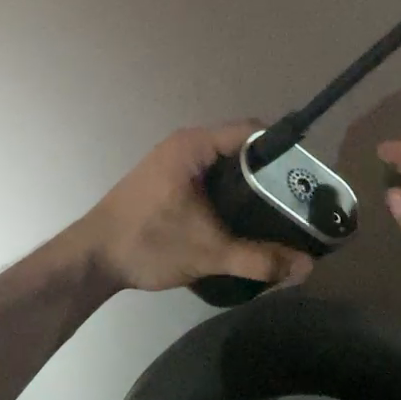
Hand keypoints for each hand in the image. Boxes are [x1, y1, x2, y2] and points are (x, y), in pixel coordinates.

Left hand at [76, 122, 314, 292]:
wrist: (92, 259)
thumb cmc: (148, 242)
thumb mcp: (209, 252)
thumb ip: (260, 258)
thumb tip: (308, 267)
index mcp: (194, 146)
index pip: (253, 131)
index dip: (284, 150)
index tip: (307, 176)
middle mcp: (185, 146)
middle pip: (242, 149)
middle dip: (272, 173)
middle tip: (299, 199)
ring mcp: (173, 164)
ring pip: (226, 166)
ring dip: (251, 186)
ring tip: (280, 212)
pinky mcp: (168, 183)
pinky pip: (211, 179)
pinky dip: (231, 195)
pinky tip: (246, 221)